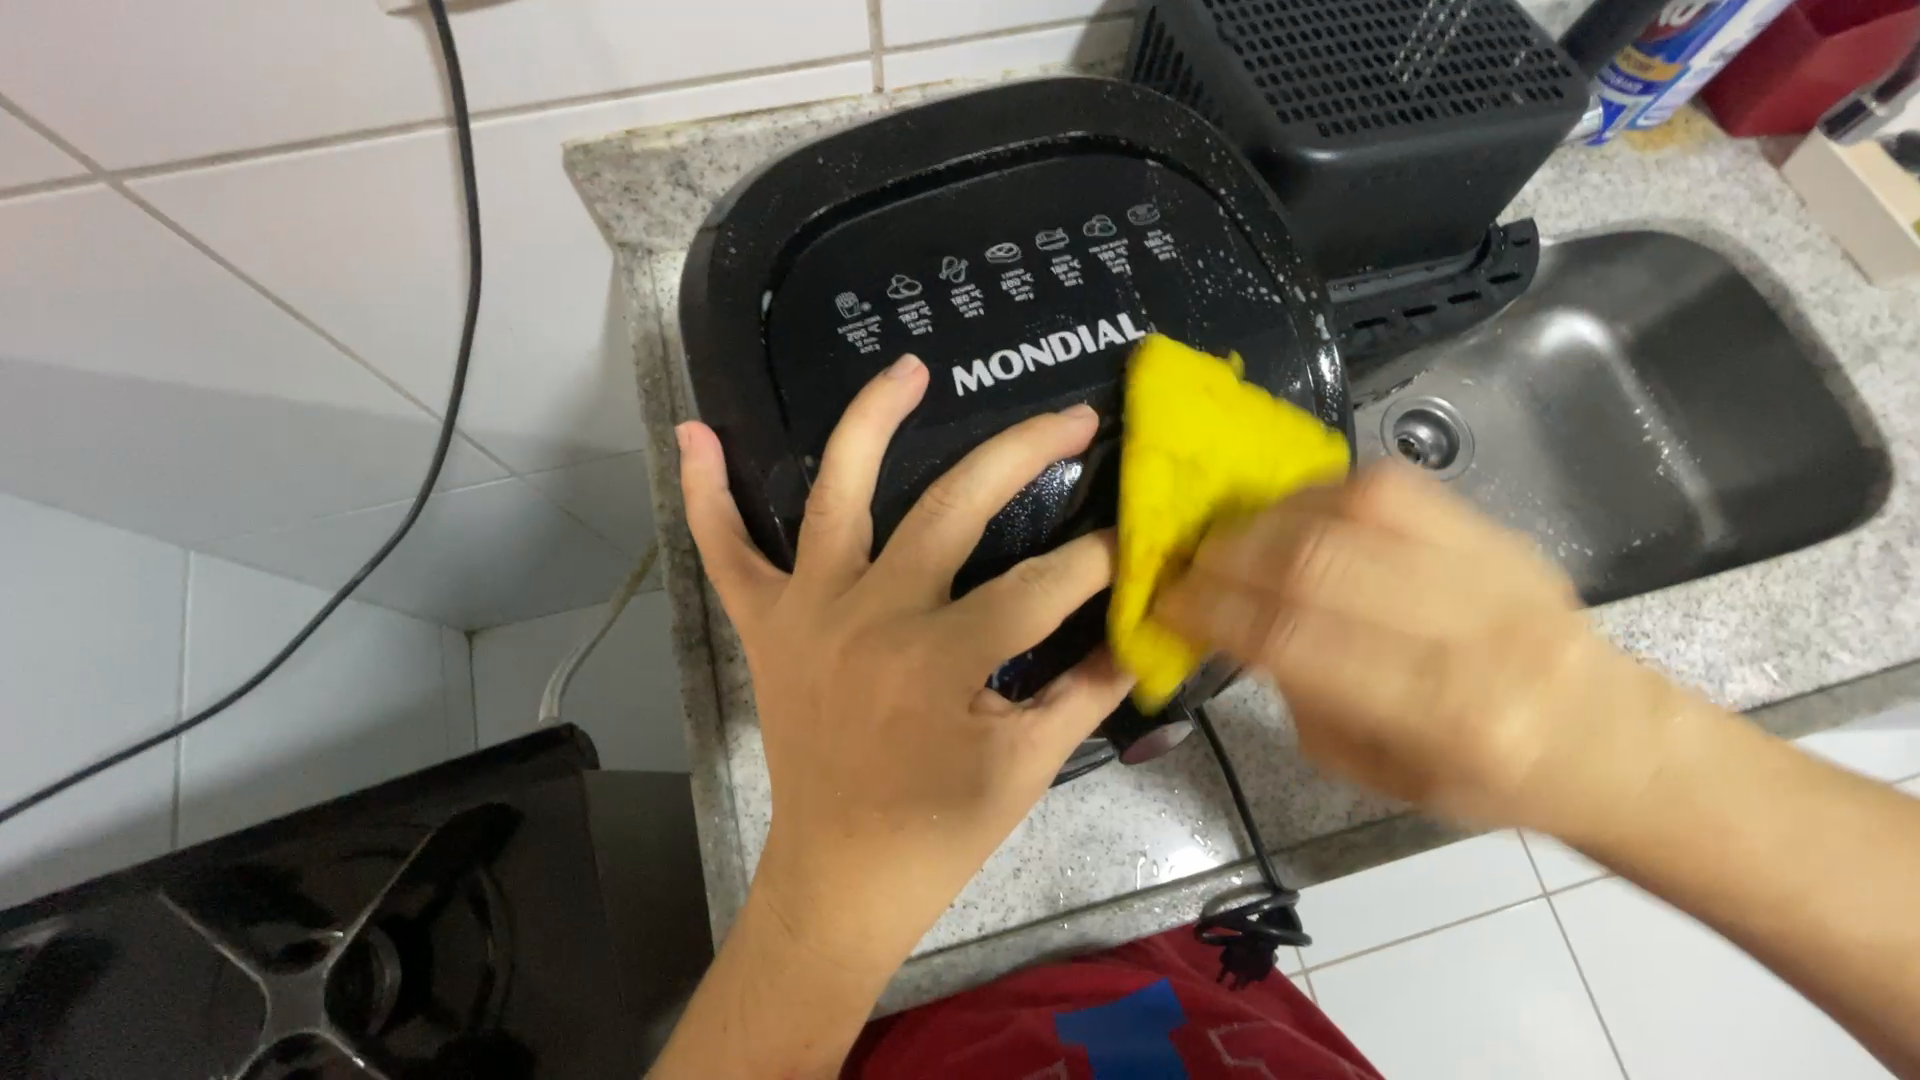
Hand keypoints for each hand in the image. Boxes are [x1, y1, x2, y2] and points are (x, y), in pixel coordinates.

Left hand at [677, 354, 1132, 968]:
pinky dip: (706, 496)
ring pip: (837, 494)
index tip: (1135, 541)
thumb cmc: (939, 834)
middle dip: (1023, 452)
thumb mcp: (1029, 768)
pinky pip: (726, 553)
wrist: (838, 879)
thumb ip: (1087, 691)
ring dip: (871, 421)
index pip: (1042, 586)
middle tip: (1073, 416)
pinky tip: (696, 433)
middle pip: (953, 506)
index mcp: (941, 659)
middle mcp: (871, 616)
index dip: (1099, 561)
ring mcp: (809, 612)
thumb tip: (1145, 627)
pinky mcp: (766, 626)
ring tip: (910, 369)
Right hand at [1154, 463, 1681, 836]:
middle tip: (1190, 565)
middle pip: (1317, 564)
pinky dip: (1319, 493)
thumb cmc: (1478, 779)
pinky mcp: (1494, 528)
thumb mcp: (1371, 770)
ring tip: (1234, 538)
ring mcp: (1491, 568)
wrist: (1607, 739)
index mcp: (1441, 716)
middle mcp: (1471, 633)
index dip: (1213, 612)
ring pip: (1354, 508)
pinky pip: (1390, 484)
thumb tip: (1236, 619)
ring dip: (1269, 519)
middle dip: (1229, 558)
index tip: (1166, 602)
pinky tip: (1291, 516)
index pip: (1293, 641)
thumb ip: (1299, 692)